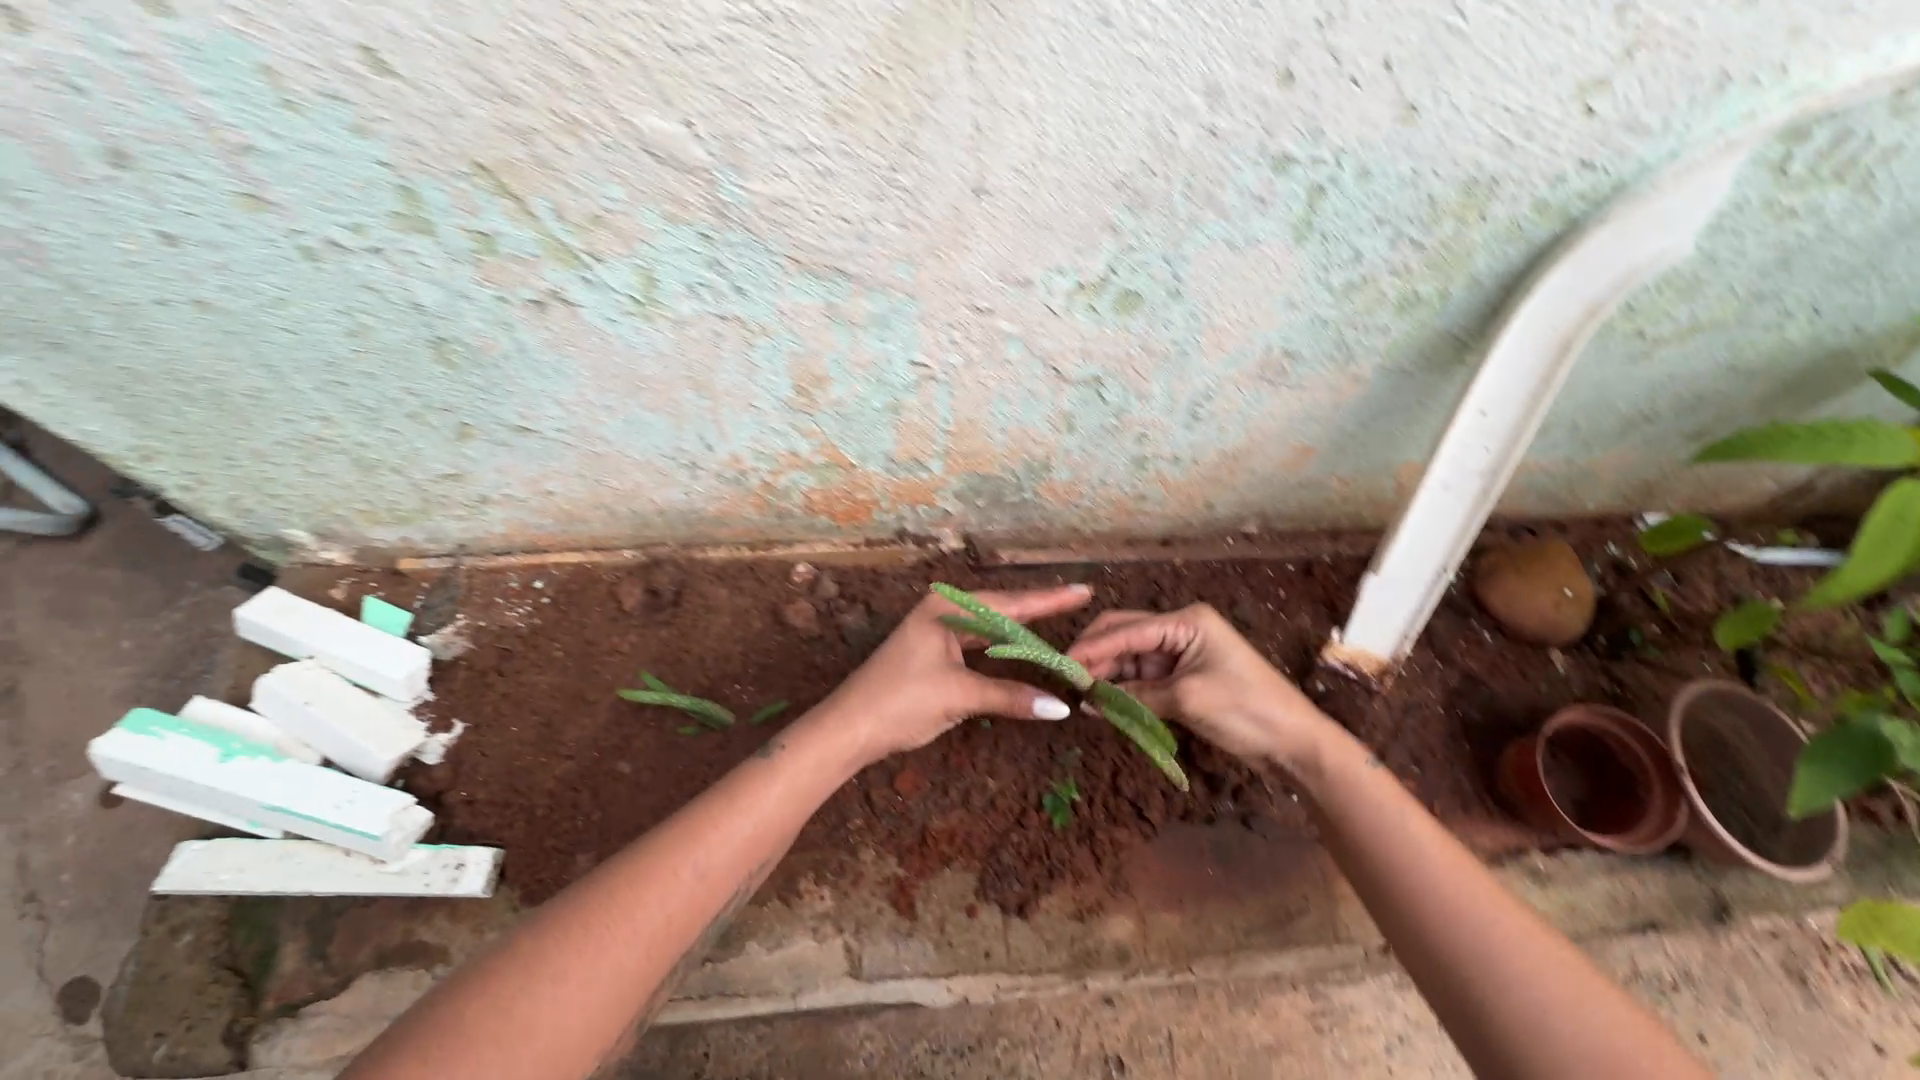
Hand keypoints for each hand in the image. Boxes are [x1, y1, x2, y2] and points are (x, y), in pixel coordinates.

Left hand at [813, 583, 1092, 765]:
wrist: (850, 726)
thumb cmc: (901, 701)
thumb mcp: (960, 696)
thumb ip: (1011, 697)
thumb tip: (1060, 707)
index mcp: (947, 608)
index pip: (1009, 603)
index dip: (1049, 600)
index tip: (1083, 590)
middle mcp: (942, 612)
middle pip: (1001, 609)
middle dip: (1038, 607)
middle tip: (1077, 599)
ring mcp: (936, 631)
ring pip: (989, 627)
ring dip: (1020, 628)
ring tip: (1056, 618)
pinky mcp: (932, 653)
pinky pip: (977, 644)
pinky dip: (1001, 646)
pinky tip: (1019, 647)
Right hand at [1066, 604, 1332, 767]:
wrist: (1295, 743)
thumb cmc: (1246, 710)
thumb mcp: (1187, 700)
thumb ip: (1135, 696)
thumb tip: (1089, 702)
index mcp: (1186, 621)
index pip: (1127, 629)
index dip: (1092, 648)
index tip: (1061, 667)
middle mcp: (1181, 630)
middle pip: (1125, 636)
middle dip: (1095, 657)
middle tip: (1065, 681)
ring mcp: (1182, 655)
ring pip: (1131, 660)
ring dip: (1108, 677)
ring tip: (1080, 699)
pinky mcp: (1184, 679)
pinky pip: (1144, 680)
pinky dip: (1125, 692)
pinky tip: (1104, 706)